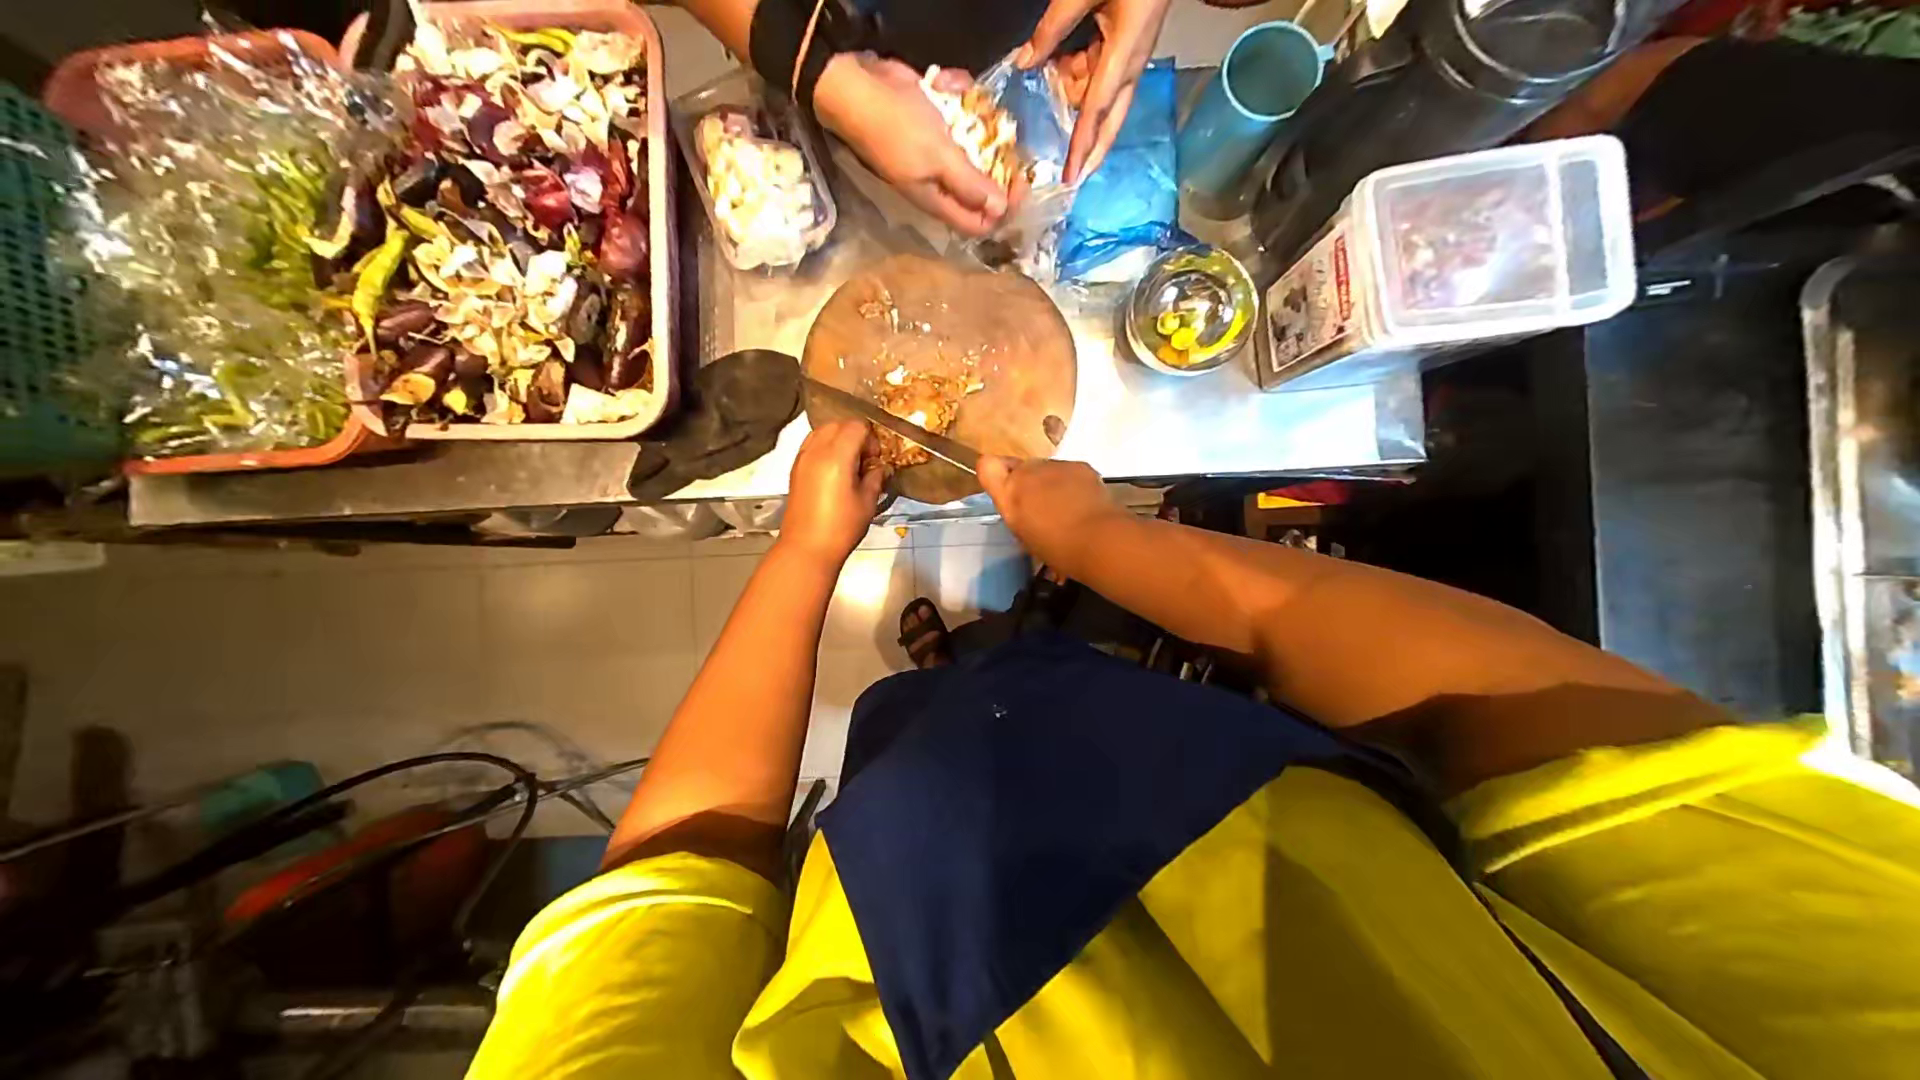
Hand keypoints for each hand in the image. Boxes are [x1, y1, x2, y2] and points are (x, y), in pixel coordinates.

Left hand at [780, 420, 886, 564]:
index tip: (875, 459)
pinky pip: (812, 444)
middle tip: (864, 460)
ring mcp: (802, 458)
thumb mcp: (867, 502)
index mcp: (836, 456)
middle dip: (855, 435)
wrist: (807, 548)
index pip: (857, 426)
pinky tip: (835, 471)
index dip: (871, 439)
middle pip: (839, 424)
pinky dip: (826, 448)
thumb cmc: (841, 527)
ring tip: (849, 465)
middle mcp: (816, 450)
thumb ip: (875, 477)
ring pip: (823, 431)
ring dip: (839, 440)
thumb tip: (878, 467)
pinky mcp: (795, 468)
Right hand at [814, 52, 1010, 235]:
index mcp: (938, 201)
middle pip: (979, 191)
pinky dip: (958, 100)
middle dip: (998, 169)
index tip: (1021, 183)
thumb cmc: (897, 128)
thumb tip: (1001, 210)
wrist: (857, 88)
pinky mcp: (931, 128)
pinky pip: (955, 120)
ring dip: (979, 128)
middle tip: (1010, 143)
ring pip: (971, 153)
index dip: (1002, 211)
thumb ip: (970, 185)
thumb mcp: (938, 159)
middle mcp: (938, 184)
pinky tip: (951, 86)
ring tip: (980, 108)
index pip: (978, 224)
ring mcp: (934, 156)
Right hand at [978, 456, 1126, 569]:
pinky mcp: (1079, 465)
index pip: (987, 465)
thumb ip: (1018, 512)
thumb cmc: (1055, 547)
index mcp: (1009, 493)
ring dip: (1052, 483)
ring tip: (1068, 509)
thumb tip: (1025, 504)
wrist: (1097, 539)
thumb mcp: (1025, 533)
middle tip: (1043, 508)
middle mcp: (1027, 472)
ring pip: (1047, 469)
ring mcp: (1054, 465)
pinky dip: (1074, 483)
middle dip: (1029, 483)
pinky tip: (1084, 504)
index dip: (996, 473)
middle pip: (1021, 468)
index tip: (1007, 488)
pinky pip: (1069, 471)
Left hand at [1015, 0, 1172, 182]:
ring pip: (1099, 99)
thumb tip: (1024, 62)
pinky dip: (1078, 79)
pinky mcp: (1126, 48)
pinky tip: (1057, 71)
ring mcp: (1130, 59)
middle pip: (1109, 122)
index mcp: (1123, 57)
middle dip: (1090, 151)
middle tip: (1070, 177)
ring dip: (1074, 103)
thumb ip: (1052, 28)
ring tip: (1045, 101)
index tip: (1071, 178)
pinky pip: (1099, 76)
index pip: (1095, 113)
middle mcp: (1130, 67)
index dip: (1081, 148)